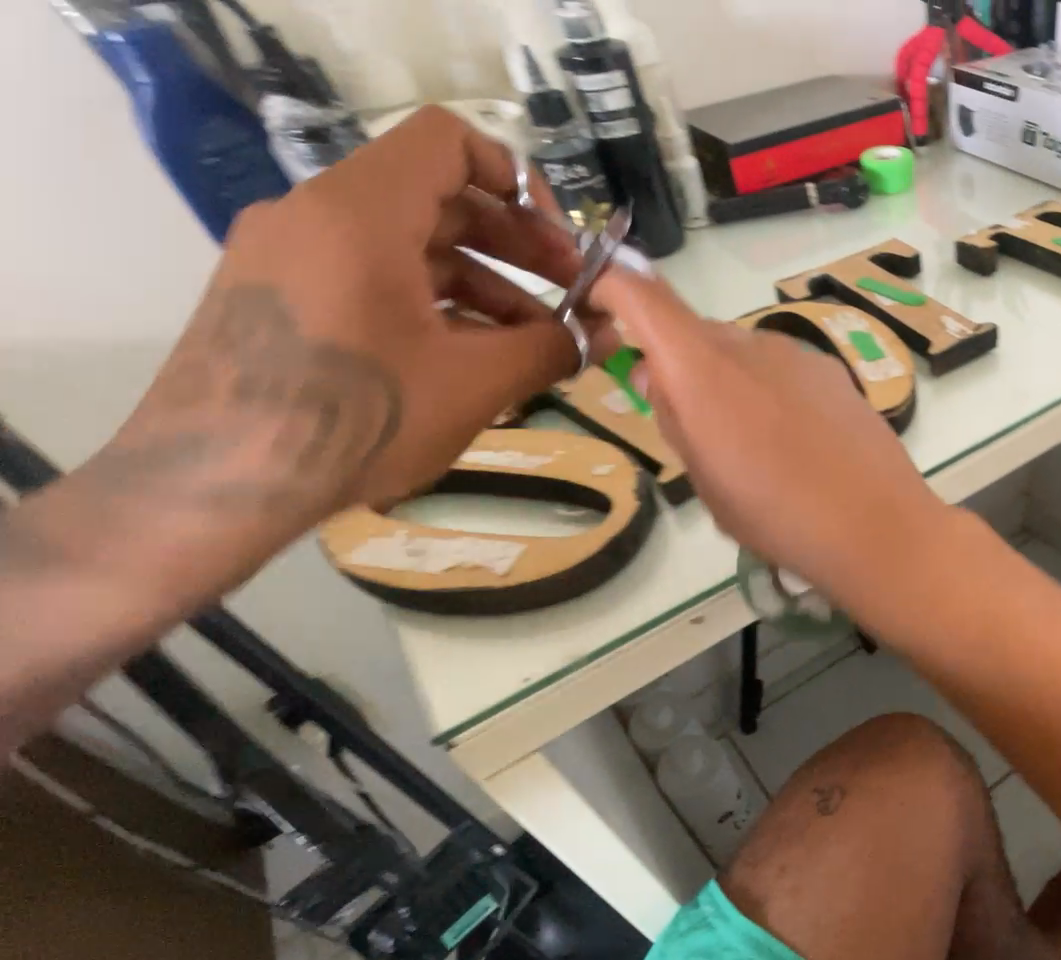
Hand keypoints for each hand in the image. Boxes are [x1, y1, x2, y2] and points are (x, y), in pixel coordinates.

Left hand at [93, 107, 587, 578]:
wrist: (219, 481)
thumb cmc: (360, 417)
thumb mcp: (476, 382)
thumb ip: (553, 348)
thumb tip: (605, 335)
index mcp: (361, 213)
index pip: (447, 141)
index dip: (517, 180)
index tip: (559, 244)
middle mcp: (317, 214)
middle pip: (436, 198)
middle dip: (516, 247)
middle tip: (570, 299)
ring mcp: (290, 254)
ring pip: (408, 244)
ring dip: (483, 285)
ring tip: (532, 344)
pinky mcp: (280, 295)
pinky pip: (371, 275)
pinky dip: (433, 302)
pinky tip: (474, 358)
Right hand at [589, 269, 956, 604]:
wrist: (877, 526)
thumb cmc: (777, 517)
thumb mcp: (706, 481)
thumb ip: (676, 419)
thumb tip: (659, 377)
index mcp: (701, 369)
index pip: (641, 296)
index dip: (610, 288)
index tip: (596, 311)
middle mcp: (748, 345)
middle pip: (693, 332)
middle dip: (676, 363)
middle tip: (686, 422)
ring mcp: (798, 354)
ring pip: (740, 352)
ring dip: (727, 381)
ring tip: (751, 446)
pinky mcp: (834, 372)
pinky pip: (781, 368)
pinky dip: (769, 390)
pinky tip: (795, 441)